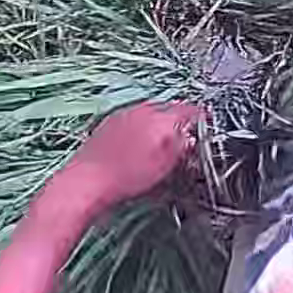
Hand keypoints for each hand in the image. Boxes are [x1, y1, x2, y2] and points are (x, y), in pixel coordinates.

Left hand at [49, 100, 202, 214]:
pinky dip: (141, 132)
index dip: (200, 119)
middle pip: (169, 110)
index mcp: (160, 117)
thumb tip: (190, 137)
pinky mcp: (108, 125)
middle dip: (179, 124)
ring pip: (150, 116)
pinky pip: (133, 122)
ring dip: (159, 127)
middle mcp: (142, 110)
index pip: (189, 110)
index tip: (205, 126)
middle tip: (185, 141)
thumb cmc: (125, 176)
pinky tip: (138, 151)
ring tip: (160, 149)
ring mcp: (123, 116)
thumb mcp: (166, 164)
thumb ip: (182, 146)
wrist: (86, 182)